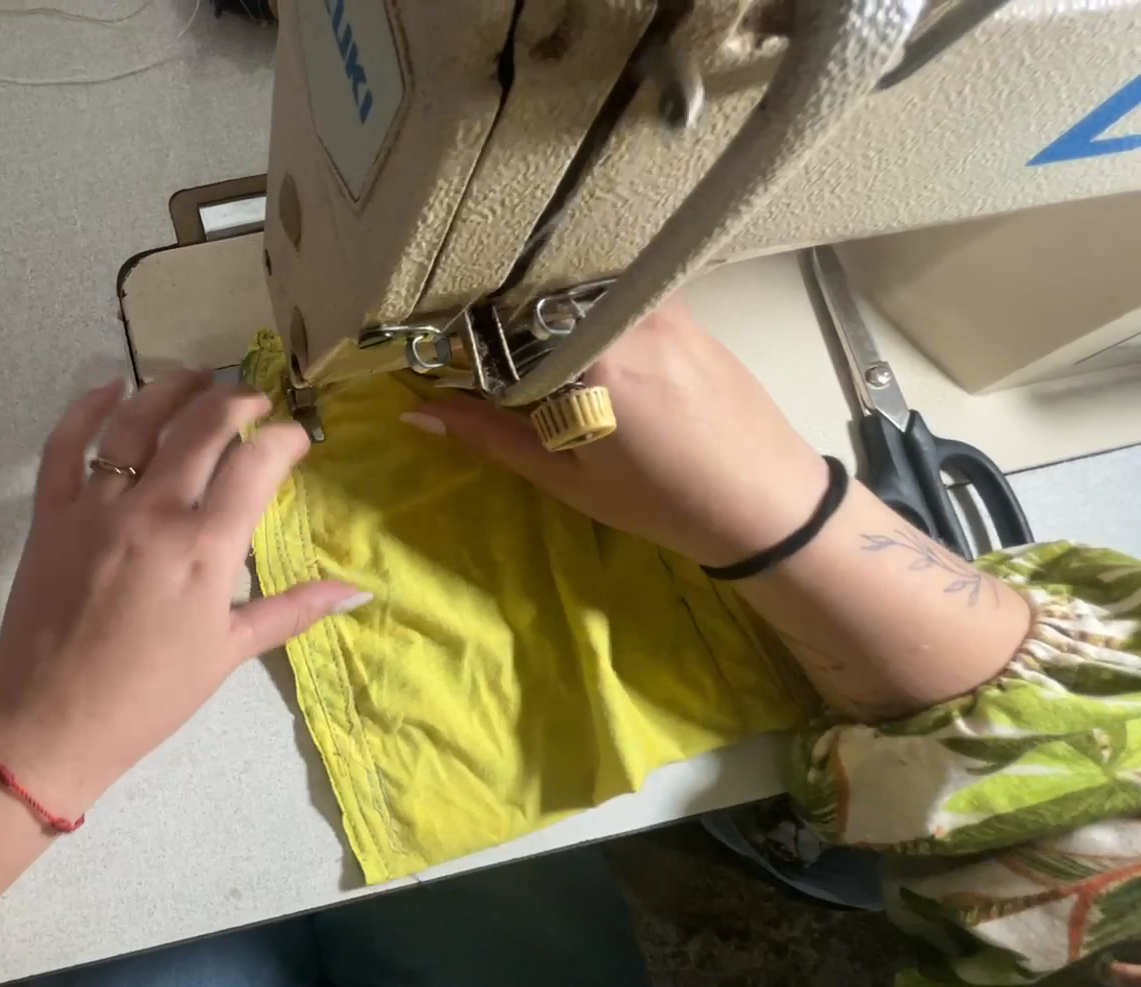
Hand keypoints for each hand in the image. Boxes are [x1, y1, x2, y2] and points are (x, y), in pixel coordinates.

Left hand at [0, 372, 368, 812]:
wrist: (52, 722)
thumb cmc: (148, 697)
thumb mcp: (228, 653)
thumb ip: (291, 610)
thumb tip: (357, 590)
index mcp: (204, 549)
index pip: (256, 464)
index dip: (284, 439)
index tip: (295, 438)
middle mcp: (152, 512)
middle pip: (201, 427)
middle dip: (237, 401)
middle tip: (254, 399)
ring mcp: (94, 507)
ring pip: (135, 421)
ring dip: (170, 388)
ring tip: (195, 377)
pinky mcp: (49, 513)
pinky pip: (64, 445)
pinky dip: (85, 408)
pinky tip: (110, 388)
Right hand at [405, 301, 826, 566]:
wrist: (762, 499)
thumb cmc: (655, 498)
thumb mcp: (562, 473)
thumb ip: (488, 435)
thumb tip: (417, 413)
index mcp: (593, 360)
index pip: (501, 324)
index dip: (464, 338)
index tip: (443, 356)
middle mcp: (628, 316)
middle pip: (537, 299)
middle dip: (502, 323)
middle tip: (482, 355)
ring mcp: (662, 306)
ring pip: (575, 295)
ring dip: (543, 319)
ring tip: (532, 357)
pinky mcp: (683, 309)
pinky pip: (612, 298)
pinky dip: (582, 317)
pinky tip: (579, 350)